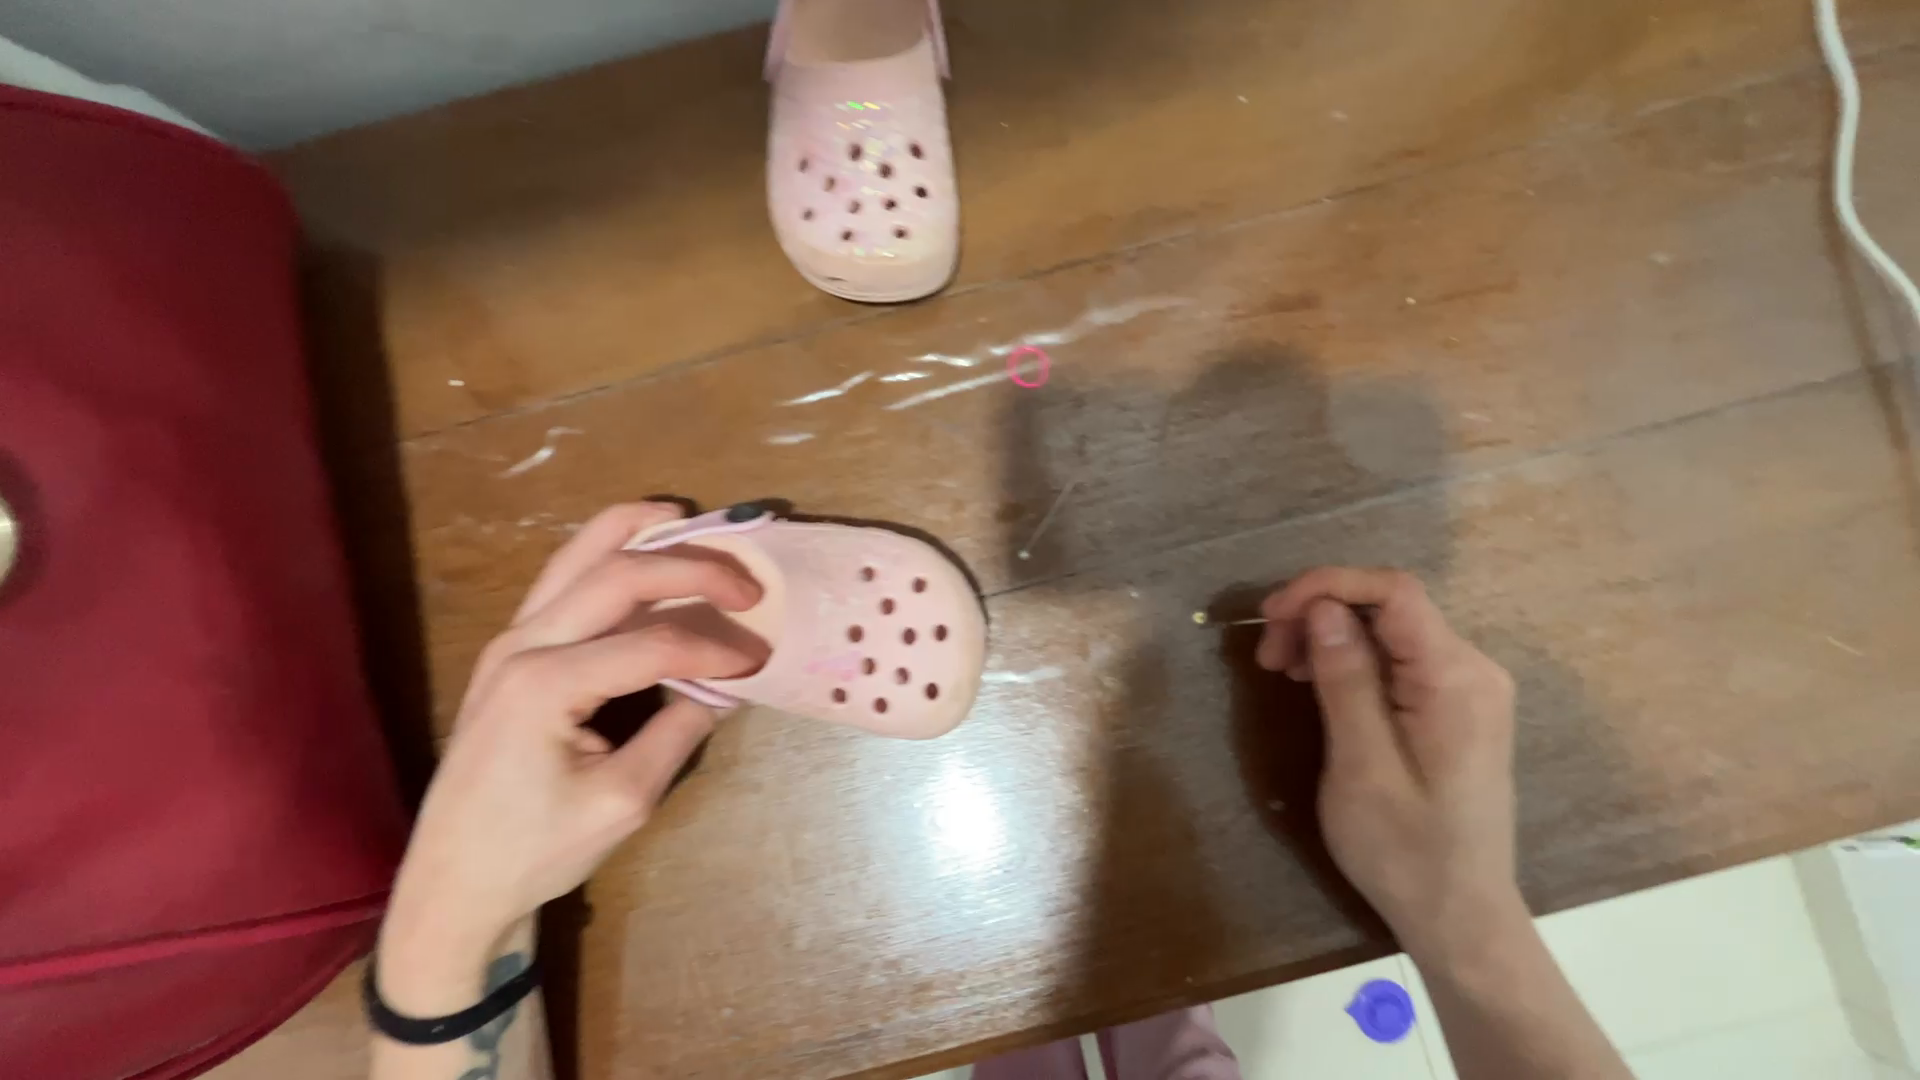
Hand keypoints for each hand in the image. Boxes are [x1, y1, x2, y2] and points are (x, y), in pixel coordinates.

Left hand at [379, 502, 764, 1010]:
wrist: (453, 883)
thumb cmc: (536, 849)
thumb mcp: (625, 800)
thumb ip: (681, 731)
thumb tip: (730, 686)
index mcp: (546, 685)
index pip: (654, 644)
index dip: (715, 649)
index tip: (760, 661)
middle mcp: (522, 644)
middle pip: (618, 575)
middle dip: (692, 568)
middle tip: (748, 583)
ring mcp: (510, 639)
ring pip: (578, 556)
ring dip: (638, 532)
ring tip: (690, 517)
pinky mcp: (512, 648)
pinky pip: (563, 578)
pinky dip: (608, 552)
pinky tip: (643, 548)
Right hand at [1256, 568, 1522, 961]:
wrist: (1457, 913)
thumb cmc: (1405, 847)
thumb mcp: (1362, 763)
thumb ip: (1346, 679)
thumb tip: (1322, 608)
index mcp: (1456, 678)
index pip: (1394, 592)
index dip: (1326, 585)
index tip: (1271, 613)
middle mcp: (1470, 669)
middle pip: (1387, 606)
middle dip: (1318, 612)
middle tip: (1267, 654)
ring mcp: (1463, 687)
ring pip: (1385, 628)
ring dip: (1326, 634)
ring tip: (1280, 669)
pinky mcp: (1448, 705)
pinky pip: (1392, 657)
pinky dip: (1345, 657)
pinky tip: (1313, 680)